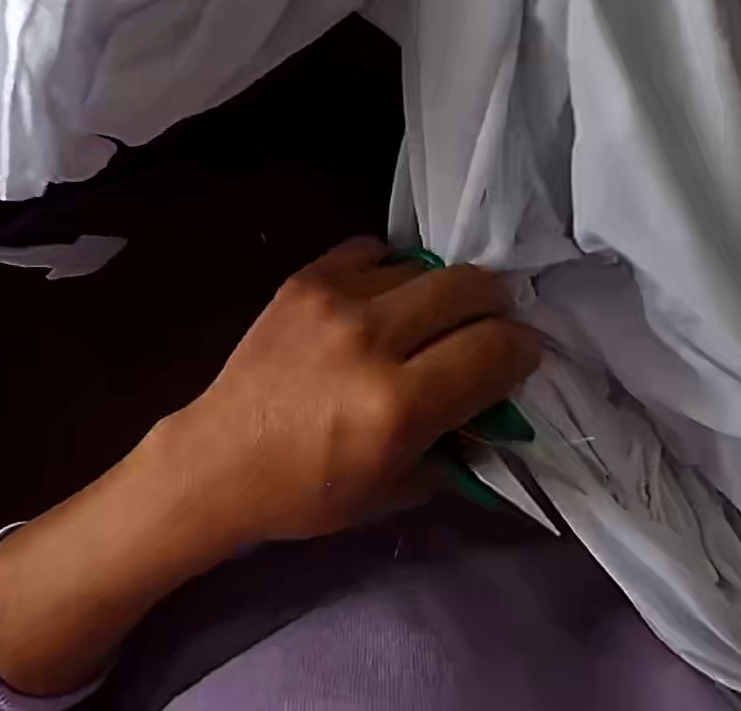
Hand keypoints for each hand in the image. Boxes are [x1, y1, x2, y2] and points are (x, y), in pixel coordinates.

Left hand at [175, 236, 541, 542]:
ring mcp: (337, 301)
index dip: (522, 348)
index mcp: (398, 406)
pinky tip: (386, 297)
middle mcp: (371, 341)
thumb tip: (501, 400)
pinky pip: (377, 249)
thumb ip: (461, 442)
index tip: (522, 353)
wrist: (218, 460)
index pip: (494, 349)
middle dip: (496, 305)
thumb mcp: (398, 488)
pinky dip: (394, 270)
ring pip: (428, 267)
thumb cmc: (310, 490)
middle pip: (471, 288)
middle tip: (488, 325)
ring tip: (430, 317)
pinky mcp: (308, 278)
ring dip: (444, 293)